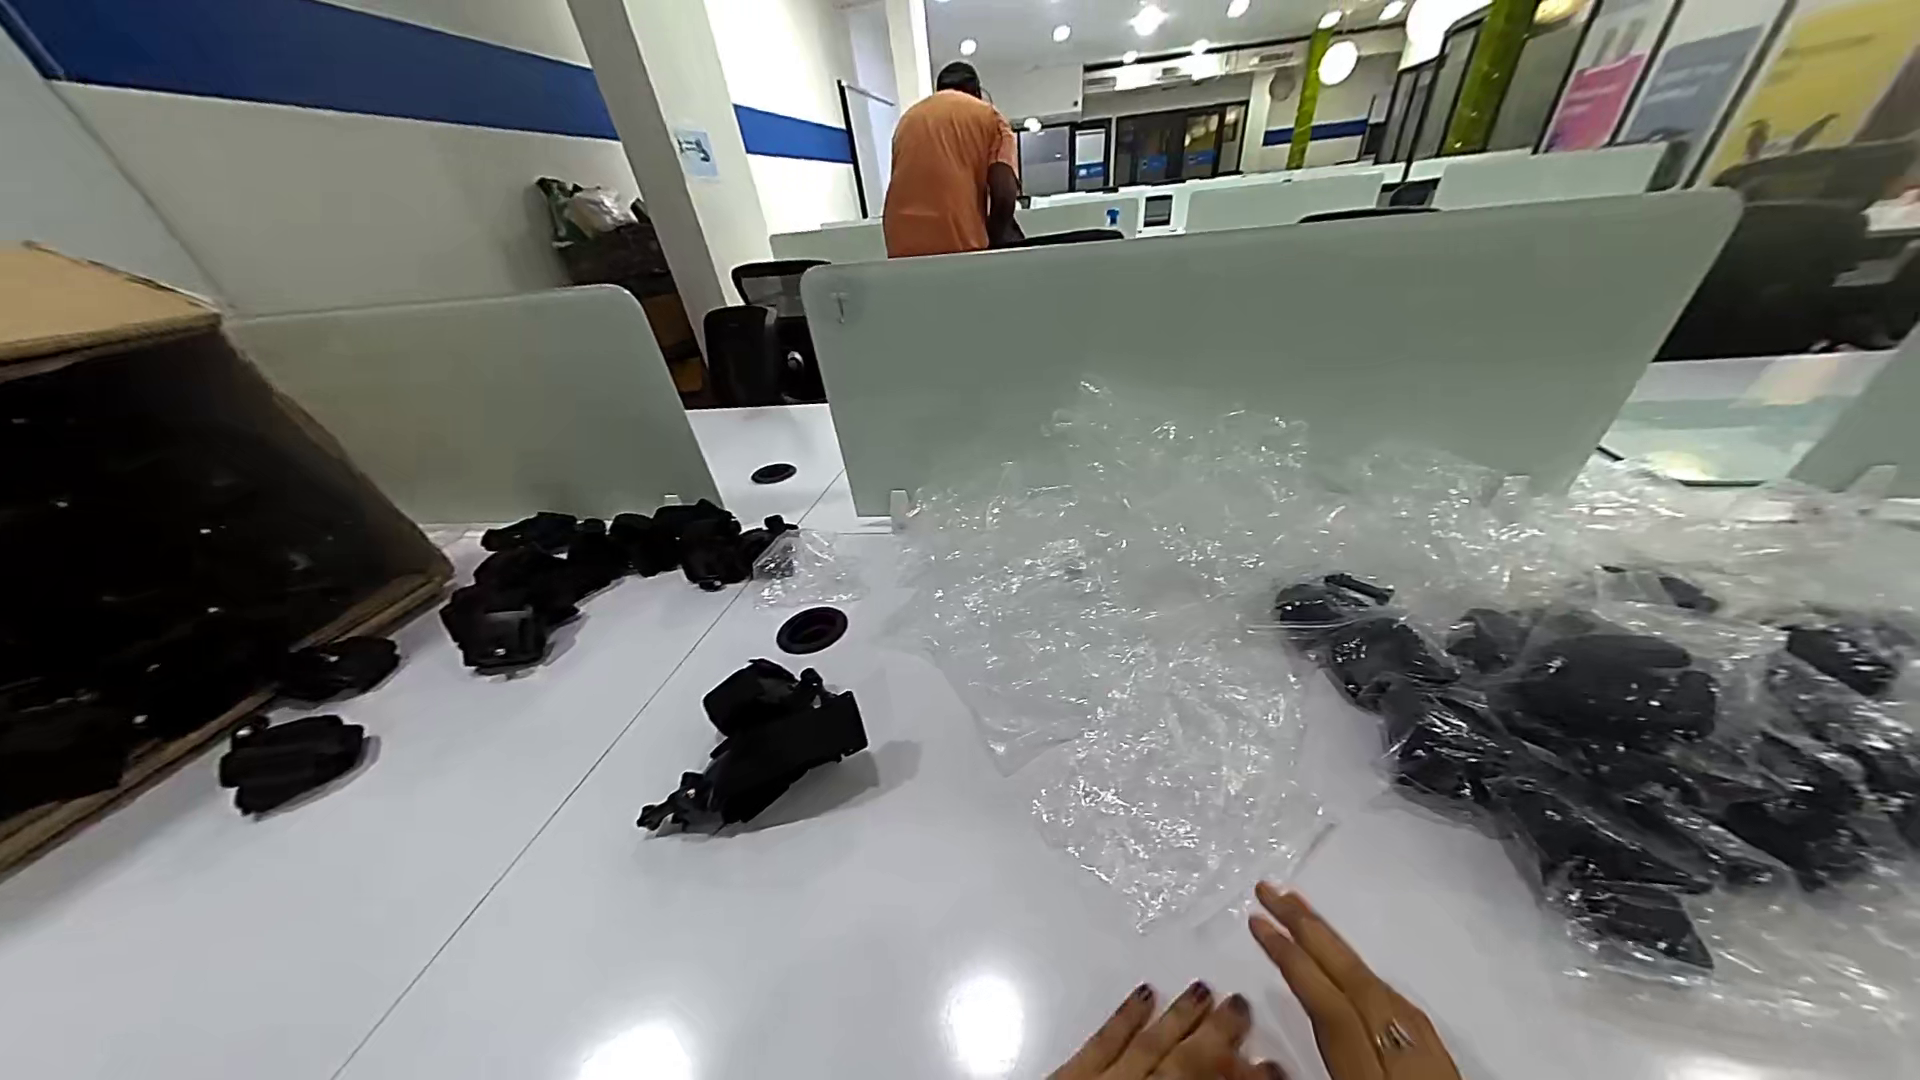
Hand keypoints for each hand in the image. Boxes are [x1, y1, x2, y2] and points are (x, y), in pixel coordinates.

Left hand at [1051, 980, 1284, 1079]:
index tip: (1273, 1065)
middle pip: (1184, 1068)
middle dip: (1216, 1037)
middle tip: (1240, 1005)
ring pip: (1147, 1047)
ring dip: (1178, 1019)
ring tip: (1202, 990)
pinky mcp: (1069, 1076)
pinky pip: (1102, 1041)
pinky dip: (1125, 1017)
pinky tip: (1143, 992)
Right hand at [1248, 884, 1460, 1079]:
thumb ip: (1303, 1076)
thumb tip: (1255, 1055)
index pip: (1333, 1011)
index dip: (1292, 961)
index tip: (1255, 921)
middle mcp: (1413, 1070)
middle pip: (1359, 986)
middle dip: (1311, 932)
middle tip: (1269, 889)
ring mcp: (1438, 1068)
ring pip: (1384, 991)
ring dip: (1336, 944)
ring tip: (1298, 908)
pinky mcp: (1448, 1071)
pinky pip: (1403, 1009)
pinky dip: (1365, 974)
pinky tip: (1345, 963)